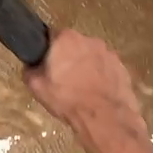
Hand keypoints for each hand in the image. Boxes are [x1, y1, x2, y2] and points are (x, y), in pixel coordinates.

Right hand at [25, 29, 148, 143]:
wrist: (104, 117)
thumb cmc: (67, 99)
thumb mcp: (36, 87)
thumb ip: (30, 70)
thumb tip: (32, 65)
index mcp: (65, 38)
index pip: (51, 35)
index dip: (47, 49)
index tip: (46, 64)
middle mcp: (88, 39)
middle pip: (73, 44)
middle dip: (67, 57)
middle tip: (61, 78)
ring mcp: (109, 53)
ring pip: (91, 56)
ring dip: (85, 66)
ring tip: (81, 88)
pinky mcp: (122, 67)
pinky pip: (106, 68)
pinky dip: (100, 76)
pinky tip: (96, 92)